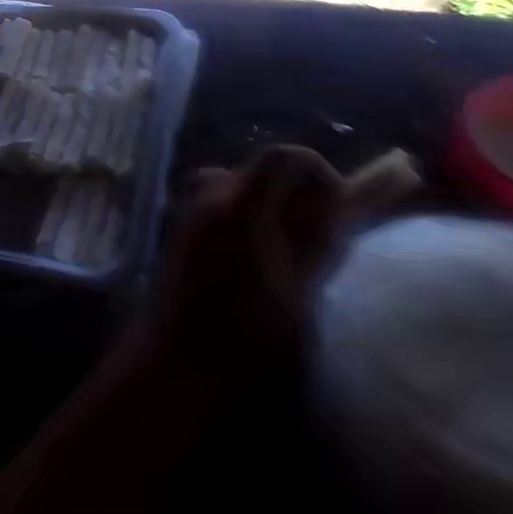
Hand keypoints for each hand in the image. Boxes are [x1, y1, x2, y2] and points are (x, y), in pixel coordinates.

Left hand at [150, 146, 342, 387]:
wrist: (177, 356)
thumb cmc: (243, 333)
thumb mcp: (298, 290)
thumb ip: (316, 242)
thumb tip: (335, 209)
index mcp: (241, 207)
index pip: (283, 157)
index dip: (317, 171)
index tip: (333, 205)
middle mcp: (208, 198)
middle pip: (259, 168)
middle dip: (293, 191)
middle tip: (313, 231)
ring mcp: (187, 211)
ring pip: (236, 182)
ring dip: (266, 201)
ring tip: (286, 244)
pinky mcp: (177, 228)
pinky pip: (215, 202)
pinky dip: (241, 212)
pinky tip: (254, 253)